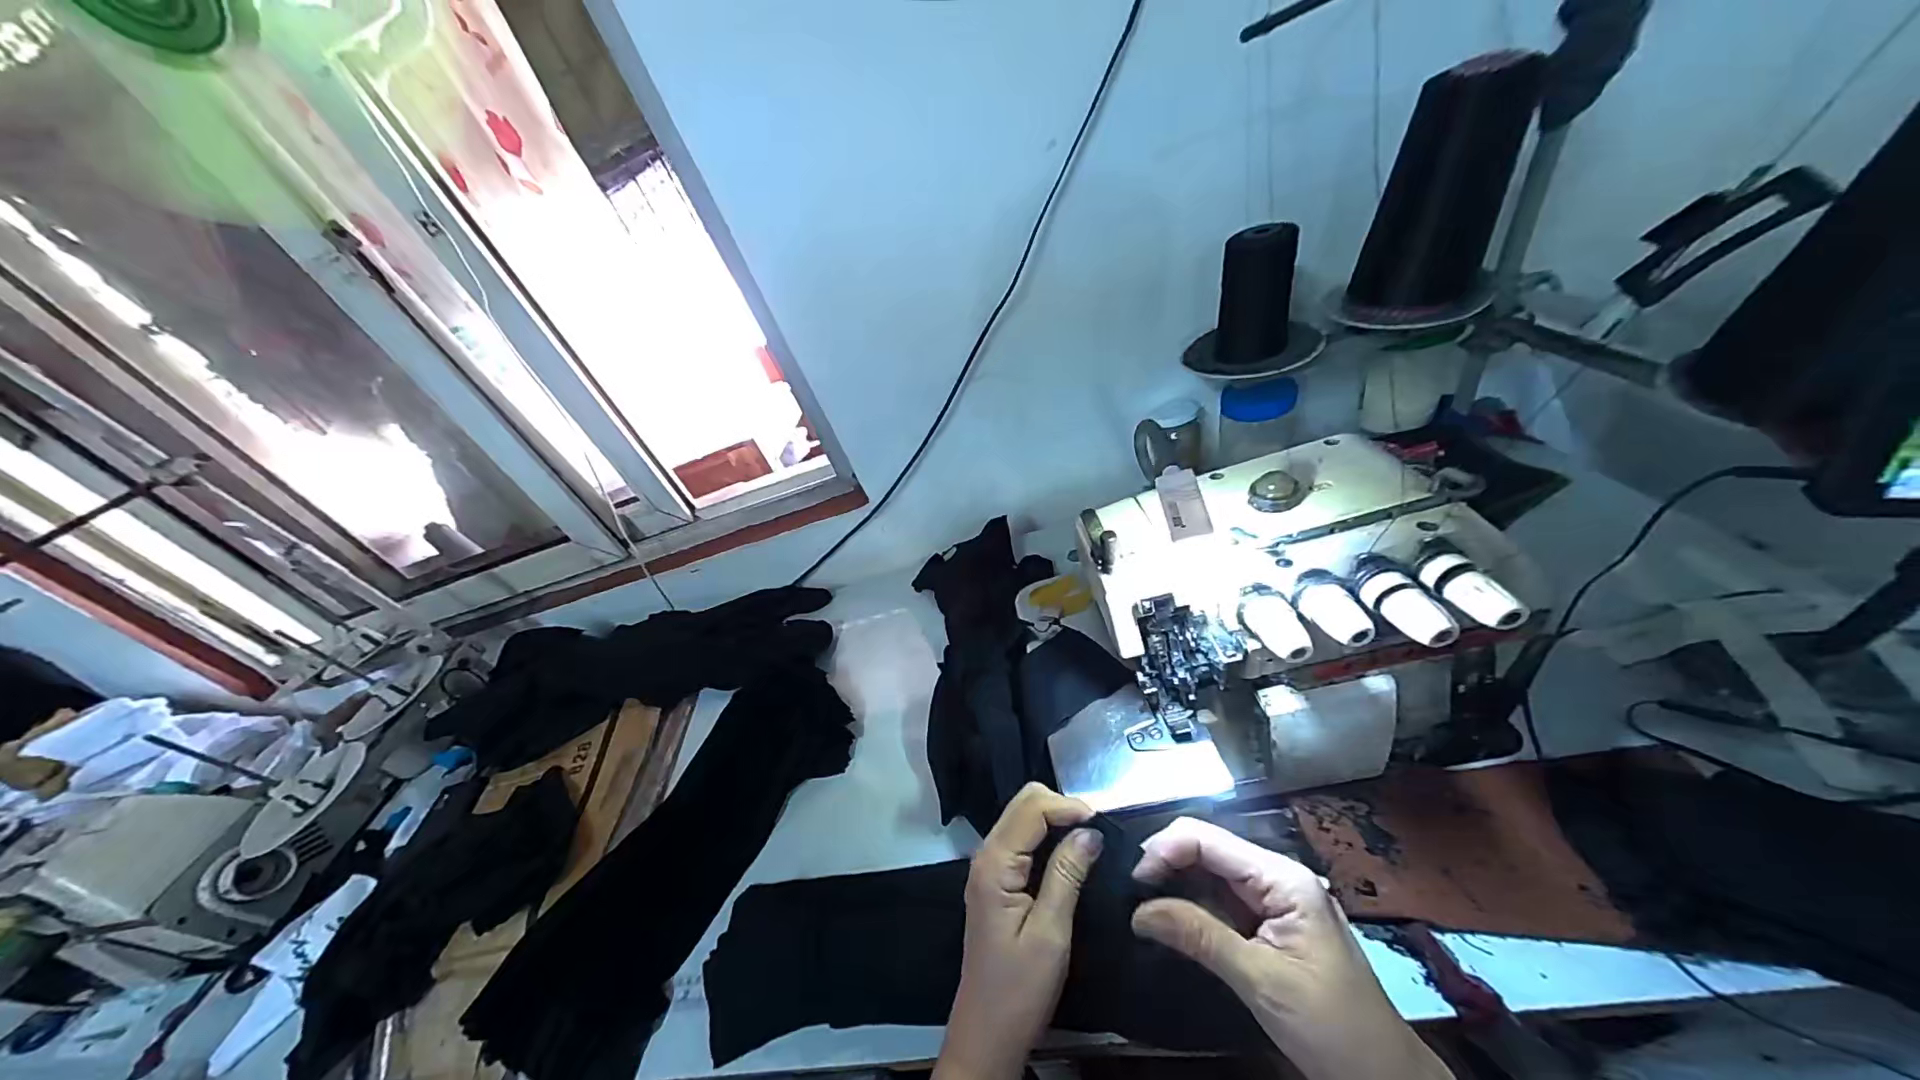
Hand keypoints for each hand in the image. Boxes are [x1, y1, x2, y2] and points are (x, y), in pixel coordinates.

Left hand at [934, 783, 1102, 1079]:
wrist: (987, 1032)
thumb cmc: (1019, 989)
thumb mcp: (1050, 933)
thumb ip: (1067, 875)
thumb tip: (1090, 831)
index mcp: (994, 864)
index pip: (1031, 808)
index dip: (1068, 806)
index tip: (1103, 822)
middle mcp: (986, 855)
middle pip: (1023, 804)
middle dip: (1062, 806)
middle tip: (1098, 829)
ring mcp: (989, 867)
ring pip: (1022, 817)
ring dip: (1056, 819)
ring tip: (1091, 837)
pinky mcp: (997, 880)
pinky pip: (1022, 840)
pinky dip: (1047, 835)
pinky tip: (1071, 852)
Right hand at [1129, 818, 1450, 1079]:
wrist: (1383, 1077)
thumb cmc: (1332, 1027)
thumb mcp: (1261, 981)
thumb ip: (1199, 936)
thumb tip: (1138, 912)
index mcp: (1282, 877)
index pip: (1208, 838)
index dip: (1165, 850)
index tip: (1135, 883)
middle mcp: (1276, 876)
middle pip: (1207, 848)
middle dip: (1166, 864)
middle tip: (1133, 896)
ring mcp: (1273, 898)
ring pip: (1210, 872)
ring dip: (1175, 884)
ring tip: (1144, 906)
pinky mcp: (1267, 920)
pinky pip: (1220, 899)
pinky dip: (1192, 905)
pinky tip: (1171, 918)